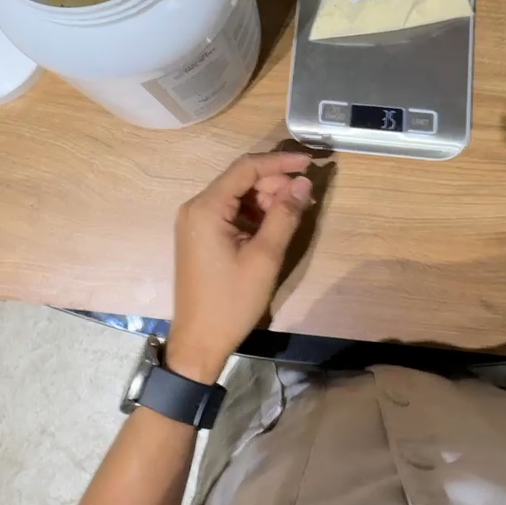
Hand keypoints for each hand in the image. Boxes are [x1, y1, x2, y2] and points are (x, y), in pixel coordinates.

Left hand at [165, 152, 314, 383]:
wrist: (199, 342)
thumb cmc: (231, 301)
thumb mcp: (264, 257)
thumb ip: (284, 215)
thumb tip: (303, 183)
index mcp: (206, 208)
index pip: (245, 168)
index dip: (279, 162)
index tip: (309, 162)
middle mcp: (196, 207)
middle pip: (241, 180)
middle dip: (275, 183)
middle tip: (306, 197)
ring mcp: (196, 222)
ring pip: (237, 195)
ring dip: (267, 199)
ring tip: (296, 211)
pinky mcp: (201, 235)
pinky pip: (230, 212)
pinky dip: (254, 214)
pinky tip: (276, 224)